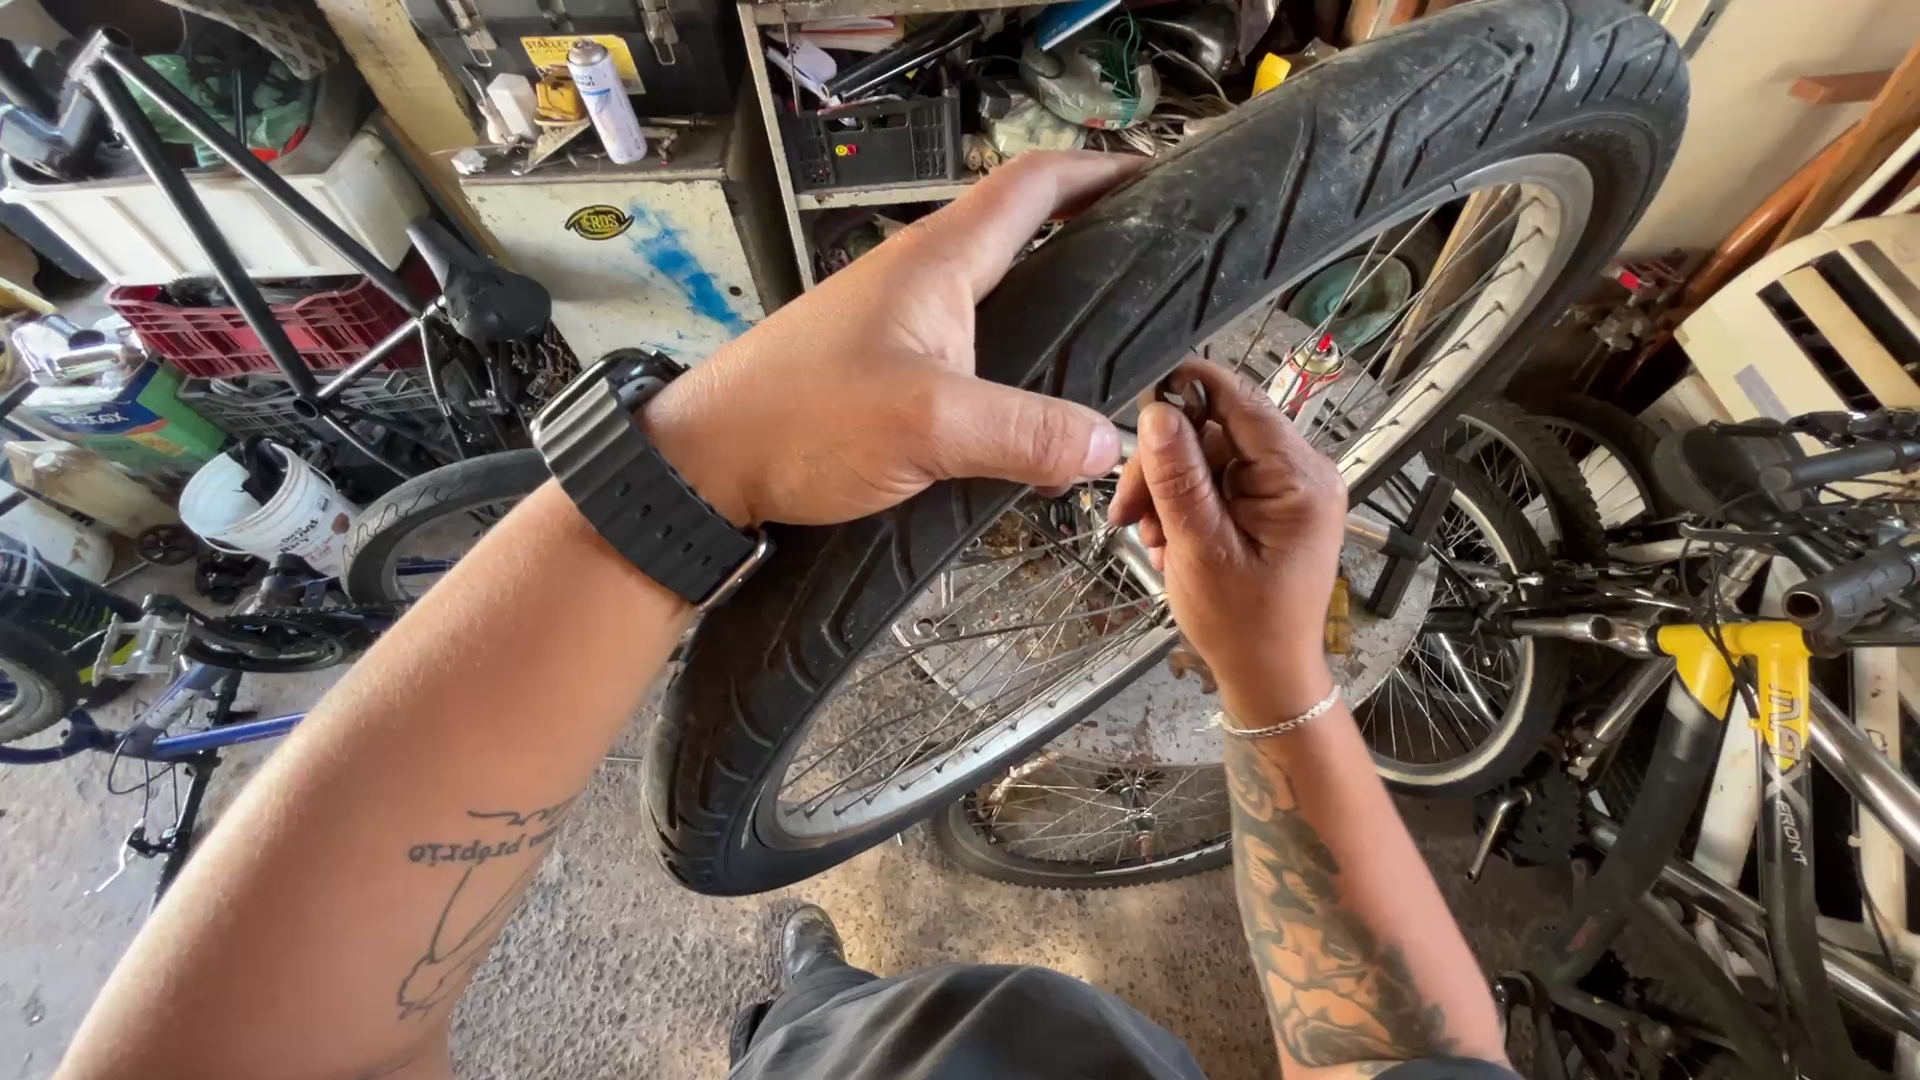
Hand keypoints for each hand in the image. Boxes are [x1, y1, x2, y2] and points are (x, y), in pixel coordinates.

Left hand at [639, 151, 1143, 526]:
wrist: (710, 463)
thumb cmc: (800, 420)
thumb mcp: (928, 424)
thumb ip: (1023, 432)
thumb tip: (1102, 443)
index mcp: (935, 263)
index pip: (1031, 187)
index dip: (1097, 174)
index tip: (1150, 184)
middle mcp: (918, 281)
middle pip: (1016, 239)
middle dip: (1082, 244)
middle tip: (1136, 279)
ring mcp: (897, 326)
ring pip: (991, 304)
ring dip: (1043, 316)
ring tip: (1094, 349)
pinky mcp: (883, 371)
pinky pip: (964, 357)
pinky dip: (1006, 371)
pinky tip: (1023, 411)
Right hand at [1106, 361, 1346, 718]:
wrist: (1265, 673)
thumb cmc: (1240, 623)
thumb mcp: (1201, 549)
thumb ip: (1178, 479)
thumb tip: (1156, 413)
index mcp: (1298, 480)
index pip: (1242, 403)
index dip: (1188, 391)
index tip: (1139, 399)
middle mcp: (1300, 474)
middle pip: (1215, 433)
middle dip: (1164, 467)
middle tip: (1128, 513)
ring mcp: (1284, 490)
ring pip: (1206, 459)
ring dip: (1166, 493)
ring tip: (1150, 539)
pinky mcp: (1268, 506)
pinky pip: (1214, 484)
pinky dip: (1181, 507)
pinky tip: (1167, 541)